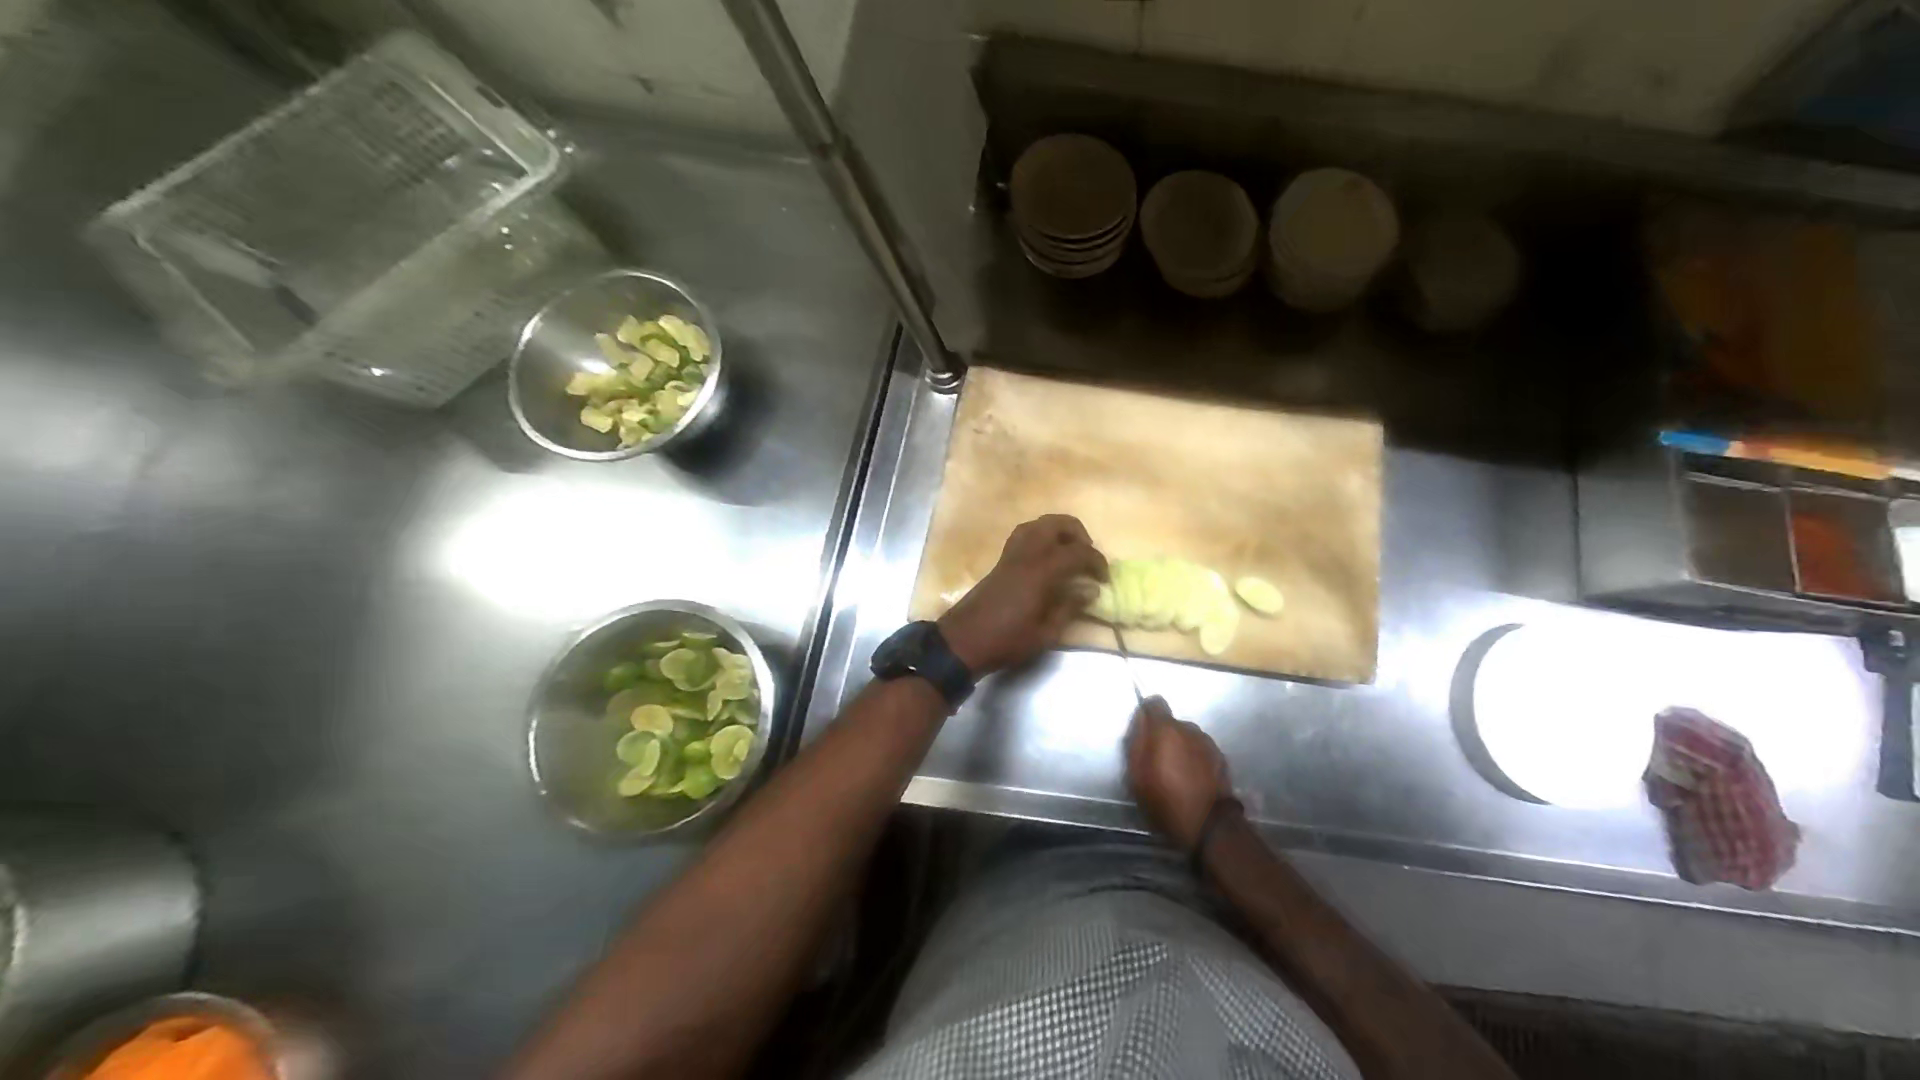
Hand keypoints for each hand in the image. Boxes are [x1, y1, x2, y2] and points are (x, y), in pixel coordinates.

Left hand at [938, 514, 1106, 675]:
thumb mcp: (1046, 633)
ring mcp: (1010, 555)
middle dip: (1078, 534)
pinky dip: (1040, 537)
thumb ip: (1069, 608)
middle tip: (1086, 556)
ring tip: (1068, 553)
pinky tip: (1045, 559)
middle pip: (1056, 524)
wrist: (963, 641)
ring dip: (1057, 531)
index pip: (1077, 552)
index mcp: (1041, 572)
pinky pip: (1023, 535)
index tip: (1104, 578)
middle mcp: (1026, 555)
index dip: (1096, 561)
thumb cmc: (1007, 641)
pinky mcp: (1000, 561)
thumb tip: (1089, 590)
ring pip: (1037, 525)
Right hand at [1126, 696, 1230, 849]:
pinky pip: (1200, 750)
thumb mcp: (1137, 775)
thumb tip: (1140, 719)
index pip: (1155, 702)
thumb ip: (1136, 741)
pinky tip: (1192, 779)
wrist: (1209, 826)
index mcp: (1166, 729)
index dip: (1147, 713)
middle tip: (1156, 761)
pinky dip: (1194, 758)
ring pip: (1187, 736)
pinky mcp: (1221, 758)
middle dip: (1163, 735)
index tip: (1142, 731)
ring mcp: (1208, 743)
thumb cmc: (1165, 800)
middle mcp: (1190, 729)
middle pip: (1171, 723)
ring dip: (1180, 747)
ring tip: (1176, 772)